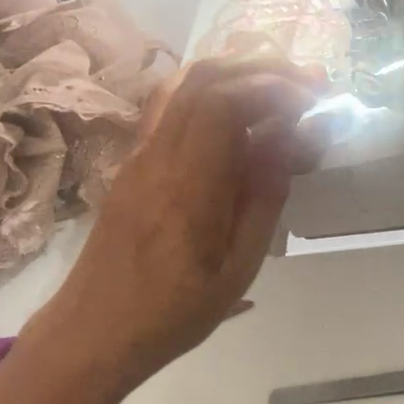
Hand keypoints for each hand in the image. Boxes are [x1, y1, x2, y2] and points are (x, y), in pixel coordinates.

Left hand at [25, 46, 326, 389]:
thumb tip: (288, 138)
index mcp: (189, 183)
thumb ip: (265, 198)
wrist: (90, 334)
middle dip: (262, 68)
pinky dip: (211, 92)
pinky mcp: (132, 164)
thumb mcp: (237, 268)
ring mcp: (140, 155)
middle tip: (306, 84)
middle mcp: (159, 155)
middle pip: (205, 77)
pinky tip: (239, 116)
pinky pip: (170, 107)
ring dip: (234, 73)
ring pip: (183, 84)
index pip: (227, 101)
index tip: (313, 100)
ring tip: (277, 87)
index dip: (275, 86)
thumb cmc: (172, 312)